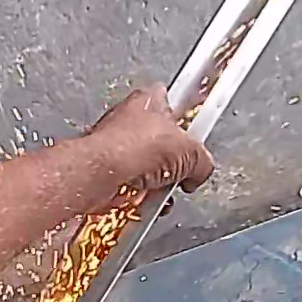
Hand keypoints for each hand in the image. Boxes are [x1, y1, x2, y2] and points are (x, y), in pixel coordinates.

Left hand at [80, 87, 214, 208]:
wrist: (99, 174)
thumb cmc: (134, 148)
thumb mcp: (190, 153)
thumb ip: (202, 161)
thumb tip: (202, 171)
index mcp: (149, 100)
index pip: (175, 106)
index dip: (186, 126)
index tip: (193, 143)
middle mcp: (128, 118)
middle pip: (160, 144)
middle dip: (171, 165)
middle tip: (178, 176)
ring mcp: (113, 145)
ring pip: (144, 168)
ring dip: (155, 186)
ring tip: (159, 194)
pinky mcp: (103, 171)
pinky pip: (128, 185)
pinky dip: (137, 197)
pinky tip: (142, 202)